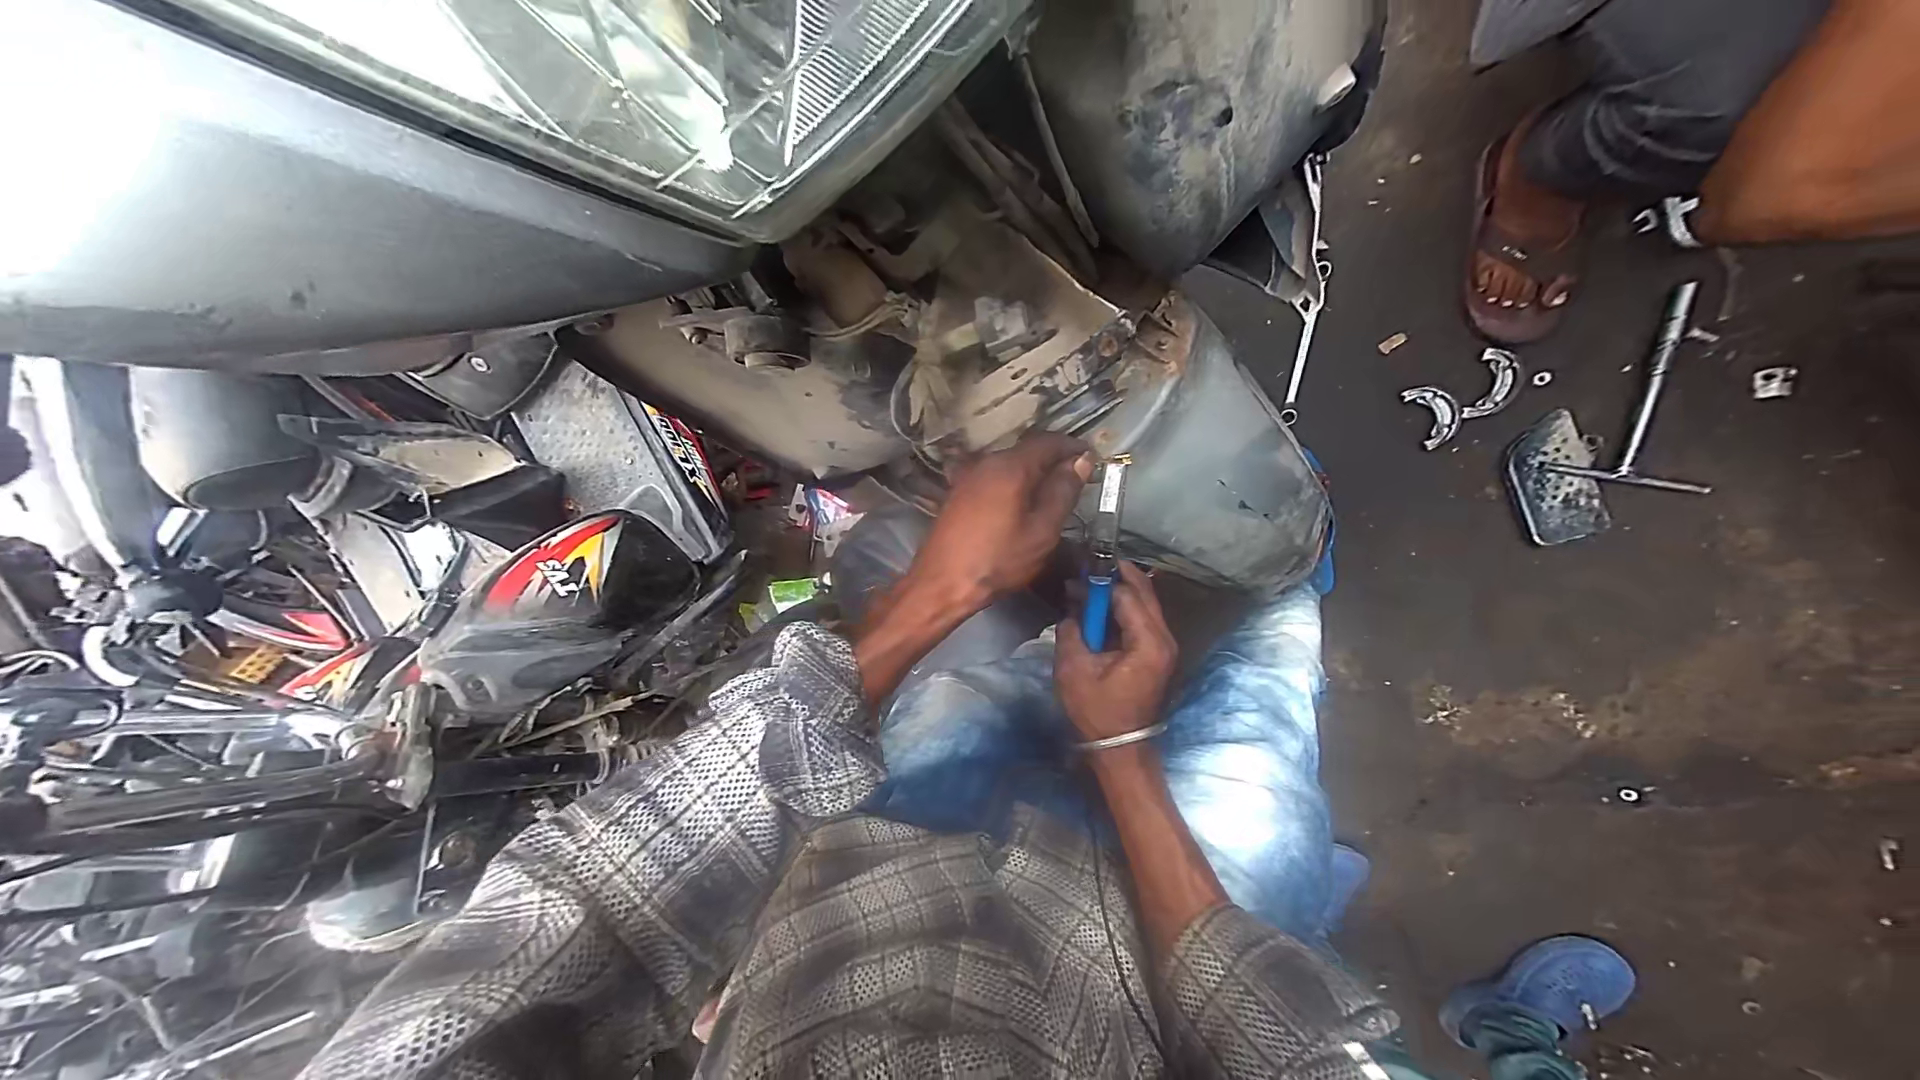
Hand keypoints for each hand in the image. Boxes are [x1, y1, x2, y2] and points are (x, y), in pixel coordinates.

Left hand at [853, 433, 1089, 703]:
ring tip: (1052, 492)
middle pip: (1027, 450)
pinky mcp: (958, 491)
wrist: (942, 582)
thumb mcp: (1042, 530)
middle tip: (1076, 478)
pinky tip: (1021, 502)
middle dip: (1053, 460)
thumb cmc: (998, 559)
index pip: (1049, 441)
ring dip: (1033, 472)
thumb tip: (1080, 462)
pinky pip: (994, 477)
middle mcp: (986, 461)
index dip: (1073, 447)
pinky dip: (1013, 483)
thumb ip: (1063, 491)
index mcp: (1010, 466)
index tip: (1092, 458)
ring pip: (1009, 464)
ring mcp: (968, 475)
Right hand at [1055, 562, 1177, 741]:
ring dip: (1120, 591)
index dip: (1101, 581)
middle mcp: (1164, 639)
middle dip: (1117, 576)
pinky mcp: (1157, 653)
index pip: (1127, 595)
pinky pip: (1142, 618)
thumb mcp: (1074, 669)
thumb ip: (1071, 631)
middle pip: (1144, 592)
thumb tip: (1071, 608)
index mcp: (1148, 642)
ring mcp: (1165, 646)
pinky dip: (1123, 608)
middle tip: (1089, 566)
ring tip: (1089, 585)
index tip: (1079, 570)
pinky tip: (1099, 607)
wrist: (1120, 746)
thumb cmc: (1097, 711)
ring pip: (1146, 603)